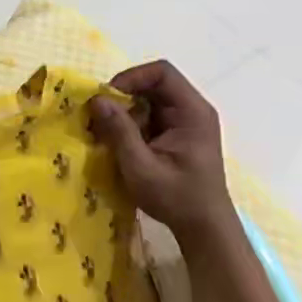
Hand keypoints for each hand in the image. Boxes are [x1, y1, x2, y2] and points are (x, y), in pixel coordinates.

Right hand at [88, 61, 235, 249]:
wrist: (204, 229)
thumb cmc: (177, 199)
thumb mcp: (141, 167)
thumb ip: (119, 131)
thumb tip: (97, 99)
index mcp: (192, 112)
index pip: (162, 73)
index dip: (131, 77)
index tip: (108, 97)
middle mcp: (192, 110)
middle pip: (154, 84)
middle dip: (124, 96)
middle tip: (100, 116)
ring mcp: (185, 123)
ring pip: (149, 100)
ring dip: (125, 112)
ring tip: (105, 132)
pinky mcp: (177, 135)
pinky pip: (150, 117)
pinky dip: (131, 124)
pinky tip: (118, 143)